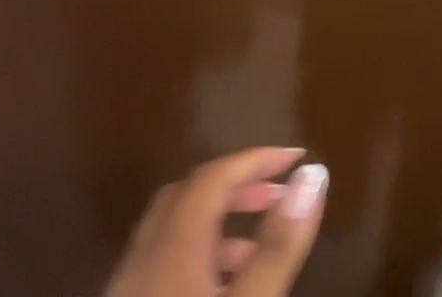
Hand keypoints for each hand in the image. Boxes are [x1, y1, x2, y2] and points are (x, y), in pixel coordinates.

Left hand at [104, 147, 327, 296]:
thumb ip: (280, 243)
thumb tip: (314, 175)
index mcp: (172, 250)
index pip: (213, 177)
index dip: (256, 159)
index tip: (299, 158)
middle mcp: (142, 262)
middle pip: (186, 196)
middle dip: (237, 185)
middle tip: (281, 194)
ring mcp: (127, 293)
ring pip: (170, 232)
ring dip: (217, 221)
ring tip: (259, 246)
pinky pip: (162, 264)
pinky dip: (198, 254)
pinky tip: (223, 290)